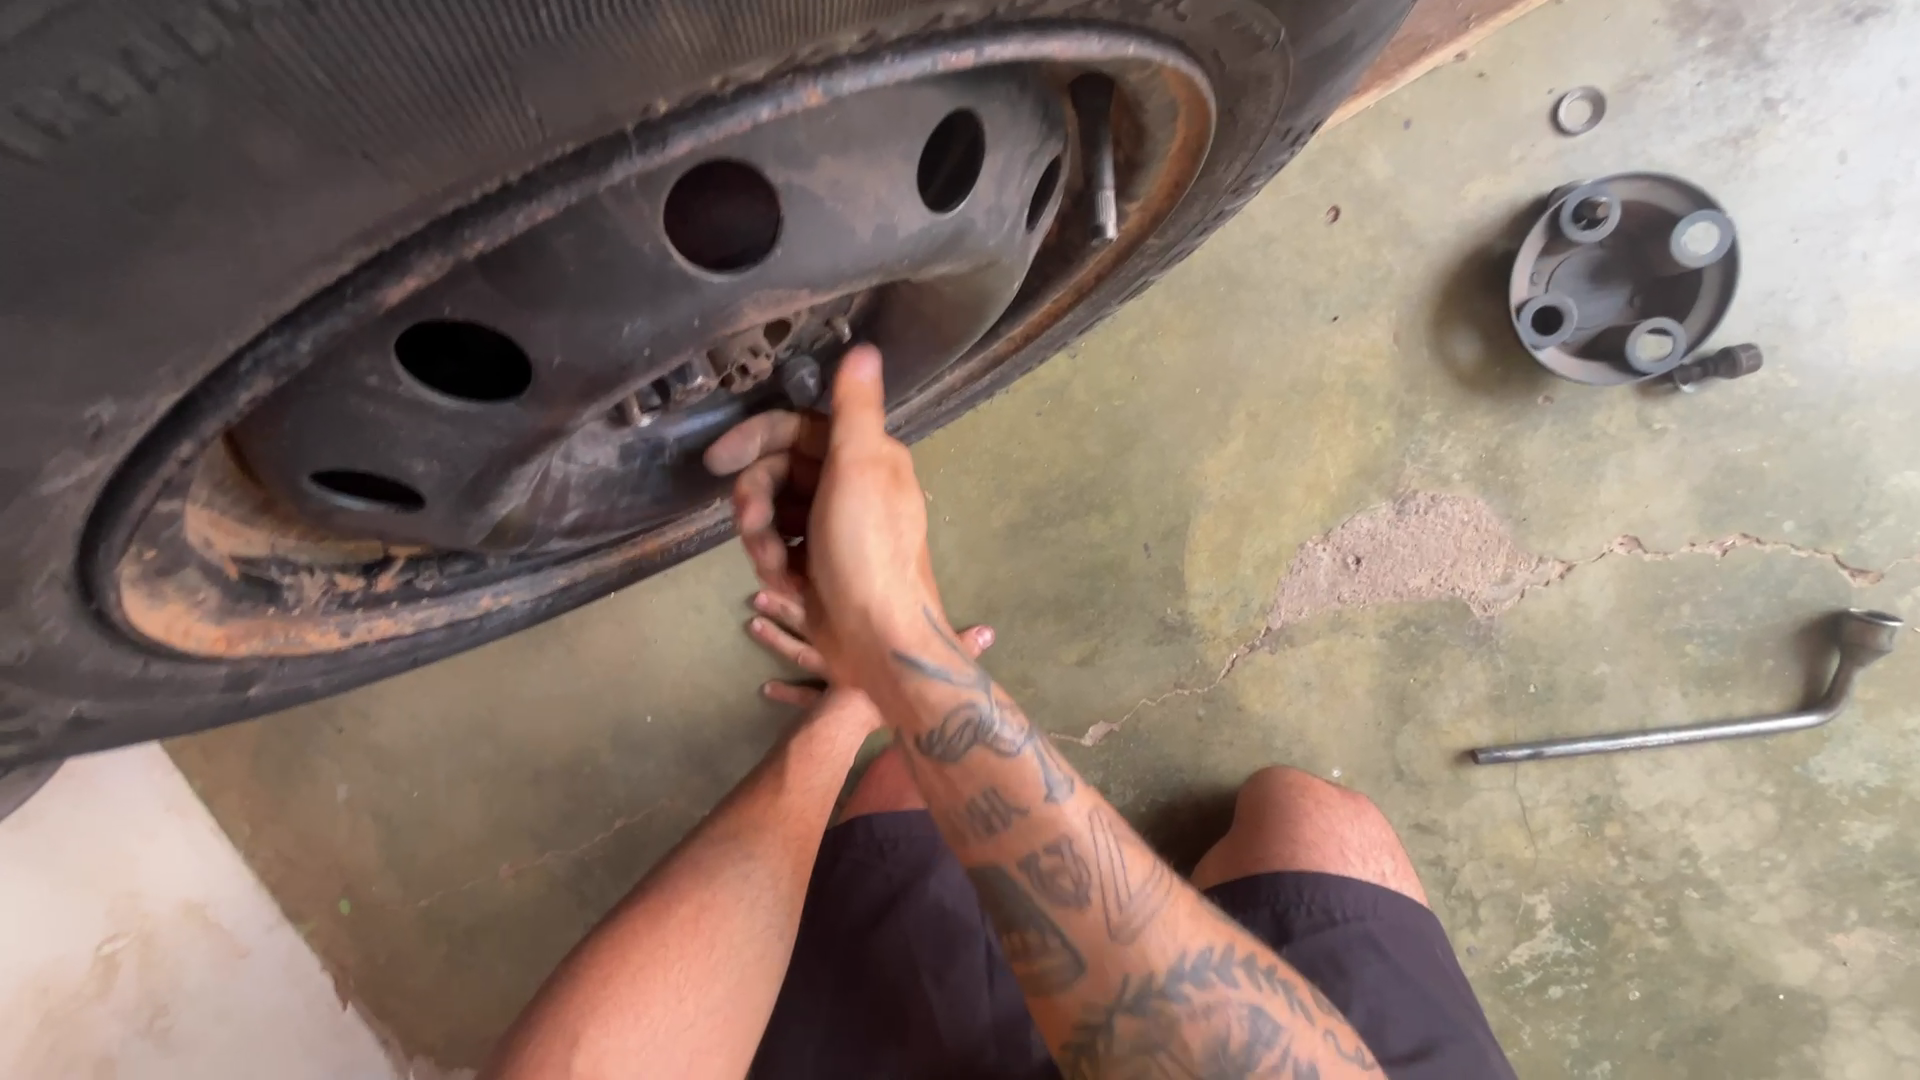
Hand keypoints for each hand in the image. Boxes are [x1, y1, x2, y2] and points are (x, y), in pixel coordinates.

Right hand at [707, 345, 947, 678]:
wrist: (876, 640)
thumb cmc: (868, 550)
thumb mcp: (860, 468)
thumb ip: (855, 407)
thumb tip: (865, 348)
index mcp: (866, 456)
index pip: (796, 430)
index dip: (754, 439)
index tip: (717, 461)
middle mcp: (851, 486)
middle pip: (777, 472)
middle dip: (757, 500)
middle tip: (752, 528)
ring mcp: (832, 528)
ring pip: (772, 512)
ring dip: (762, 537)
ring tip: (775, 565)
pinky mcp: (817, 564)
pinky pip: (778, 546)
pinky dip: (774, 562)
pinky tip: (784, 584)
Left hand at [746, 589, 993, 723]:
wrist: (895, 707)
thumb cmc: (914, 671)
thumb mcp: (938, 649)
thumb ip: (961, 643)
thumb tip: (990, 632)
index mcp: (860, 625)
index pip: (829, 599)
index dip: (805, 582)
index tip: (784, 565)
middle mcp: (841, 642)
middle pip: (805, 618)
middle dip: (781, 604)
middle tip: (755, 592)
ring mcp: (831, 671)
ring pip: (796, 649)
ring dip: (773, 638)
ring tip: (750, 623)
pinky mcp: (828, 699)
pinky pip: (802, 695)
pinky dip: (785, 693)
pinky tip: (765, 689)